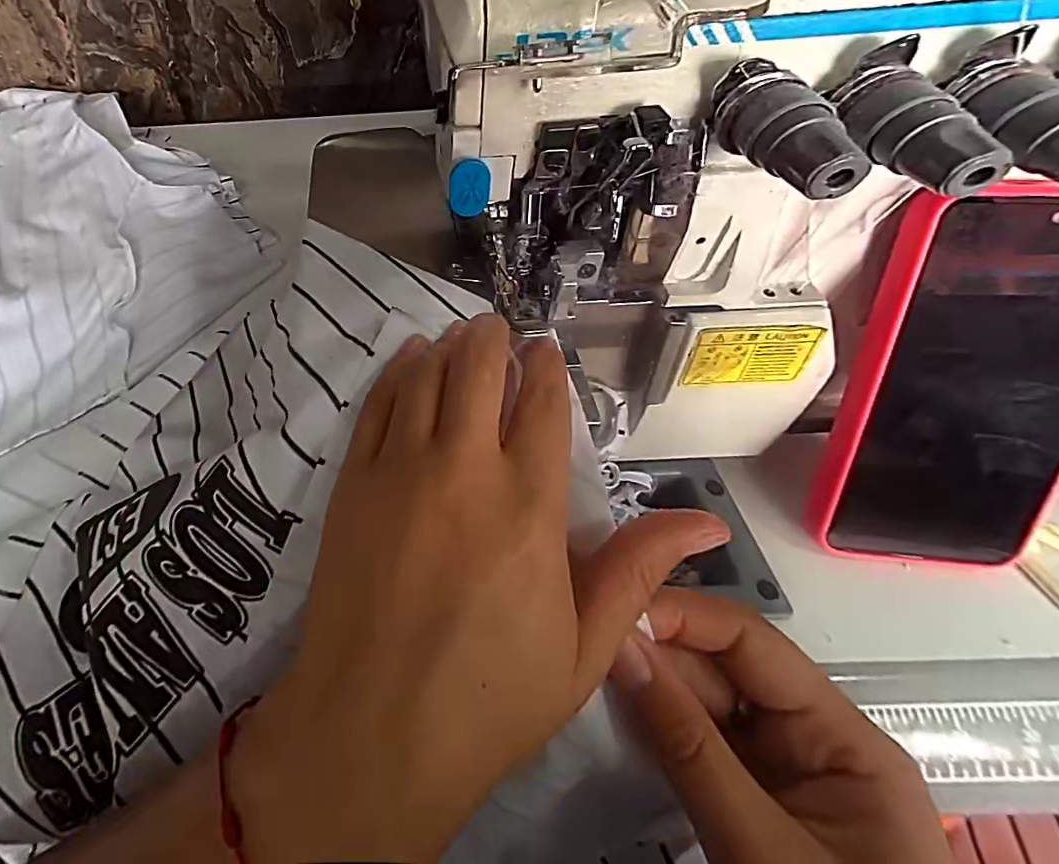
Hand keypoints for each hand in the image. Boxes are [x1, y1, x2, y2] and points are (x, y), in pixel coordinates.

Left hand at [230, 314, 730, 861]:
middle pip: (478, 369)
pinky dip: (397, 372)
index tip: (545, 350)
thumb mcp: (585, 647)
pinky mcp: (352, 483)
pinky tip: (409, 359)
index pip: (541, 405)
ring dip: (447, 346)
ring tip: (459, 335)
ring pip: (425, 376)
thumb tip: (707, 525)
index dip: (545, 368)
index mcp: (528, 504)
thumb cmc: (489, 697)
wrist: (371, 731)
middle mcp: (463, 468)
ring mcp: (399, 470)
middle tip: (499, 327)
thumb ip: (638, 569)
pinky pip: (376, 405)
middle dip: (492, 339)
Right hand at [611, 588, 950, 863]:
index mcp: (845, 738)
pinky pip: (705, 746)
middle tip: (589, 643)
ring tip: (593, 671)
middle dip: (661, 654)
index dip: (685, 616)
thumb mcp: (761, 849)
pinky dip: (662, 732)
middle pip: (728, 670)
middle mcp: (816, 740)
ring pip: (709, 706)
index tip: (616, 611)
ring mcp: (785, 773)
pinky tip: (620, 717)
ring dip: (654, 690)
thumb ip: (689, 745)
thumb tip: (624, 650)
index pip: (754, 643)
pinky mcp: (759, 801)